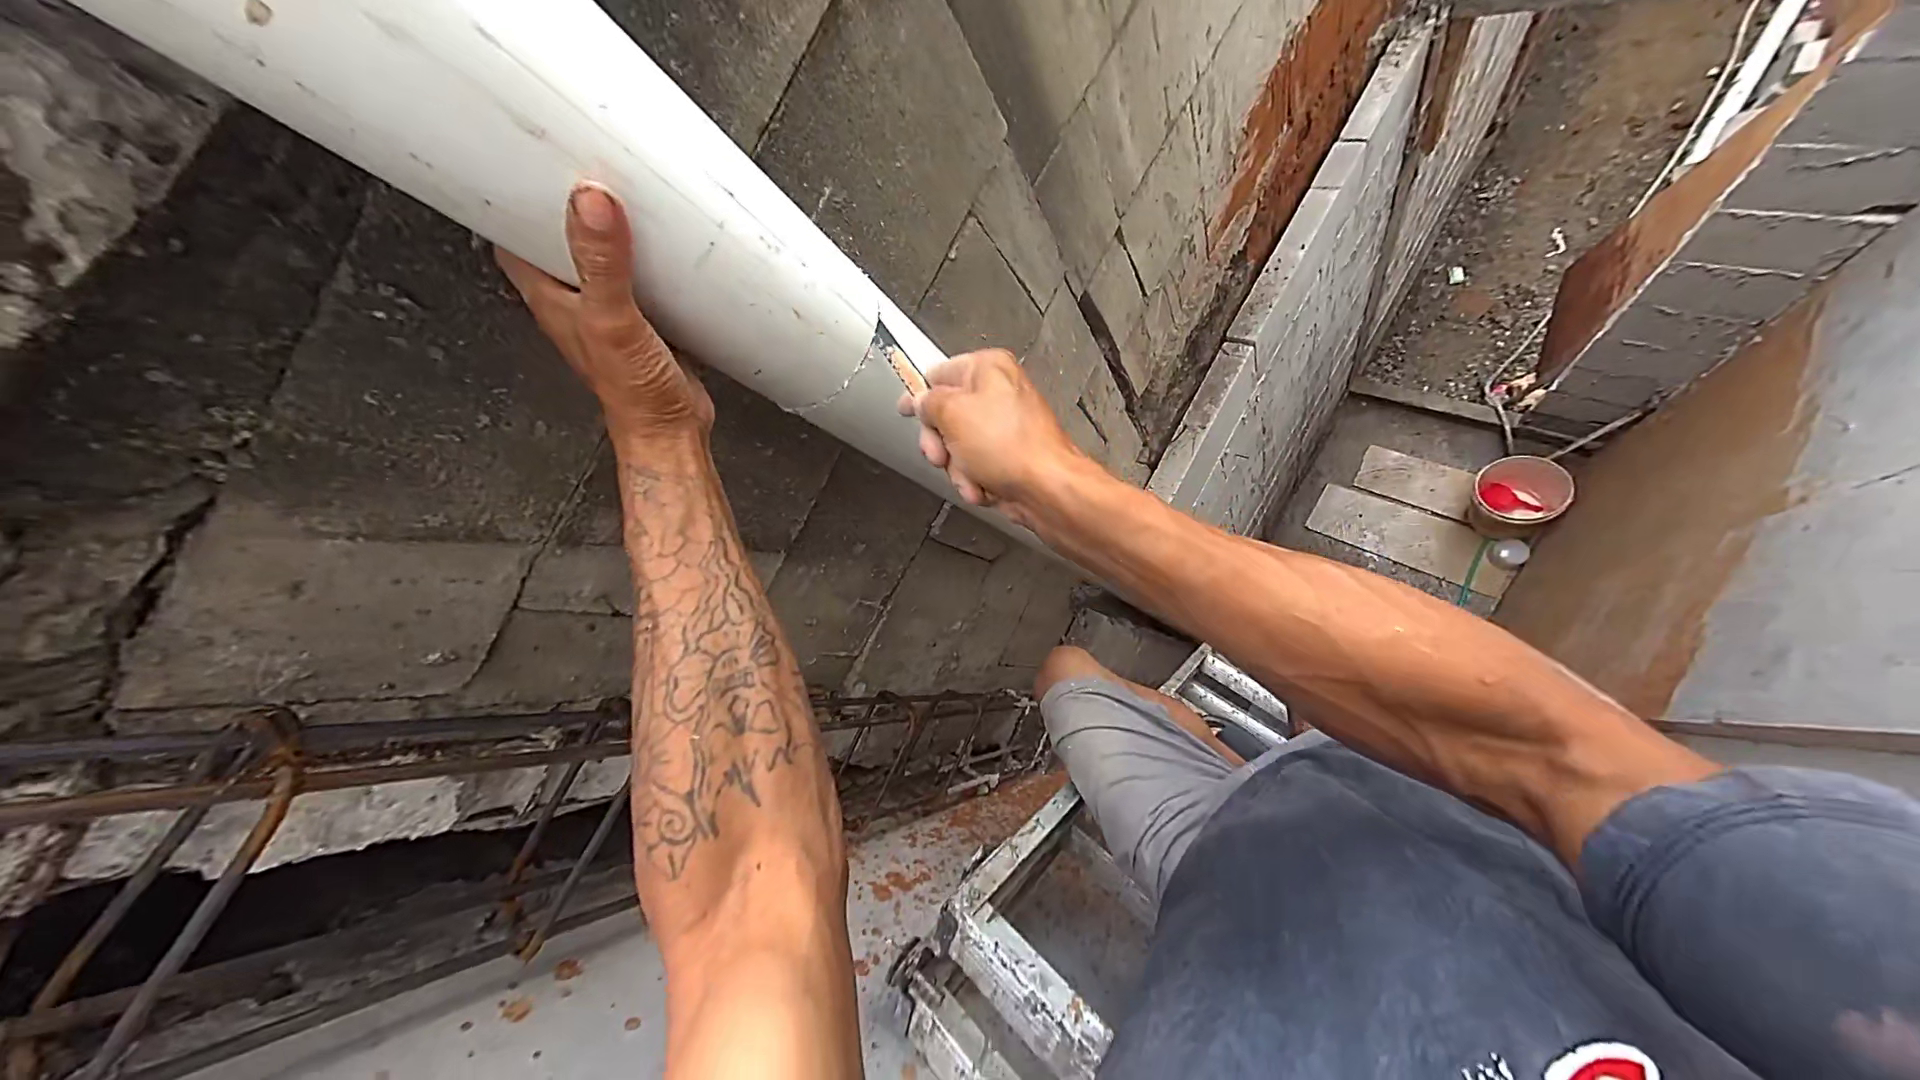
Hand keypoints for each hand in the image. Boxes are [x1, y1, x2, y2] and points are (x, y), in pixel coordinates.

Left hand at [496, 184, 713, 444]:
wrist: (673, 431)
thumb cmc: (634, 395)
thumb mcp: (613, 321)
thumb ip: (602, 263)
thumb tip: (590, 204)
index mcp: (552, 298)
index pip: (515, 233)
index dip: (517, 196)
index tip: (531, 161)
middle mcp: (579, 303)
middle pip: (563, 241)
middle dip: (572, 210)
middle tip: (589, 173)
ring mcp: (614, 314)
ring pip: (606, 262)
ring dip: (617, 238)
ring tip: (631, 204)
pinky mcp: (650, 326)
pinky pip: (647, 285)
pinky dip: (655, 268)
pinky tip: (672, 260)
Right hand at [896, 348, 1087, 526]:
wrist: (1046, 489)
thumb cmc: (1015, 448)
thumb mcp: (952, 413)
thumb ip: (927, 401)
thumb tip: (919, 401)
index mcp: (989, 369)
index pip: (938, 374)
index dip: (920, 395)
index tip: (908, 409)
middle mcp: (1000, 394)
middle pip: (946, 416)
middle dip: (940, 443)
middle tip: (942, 453)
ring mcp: (1005, 427)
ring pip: (958, 448)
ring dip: (958, 468)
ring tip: (973, 472)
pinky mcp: (1010, 456)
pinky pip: (975, 467)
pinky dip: (975, 480)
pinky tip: (984, 484)